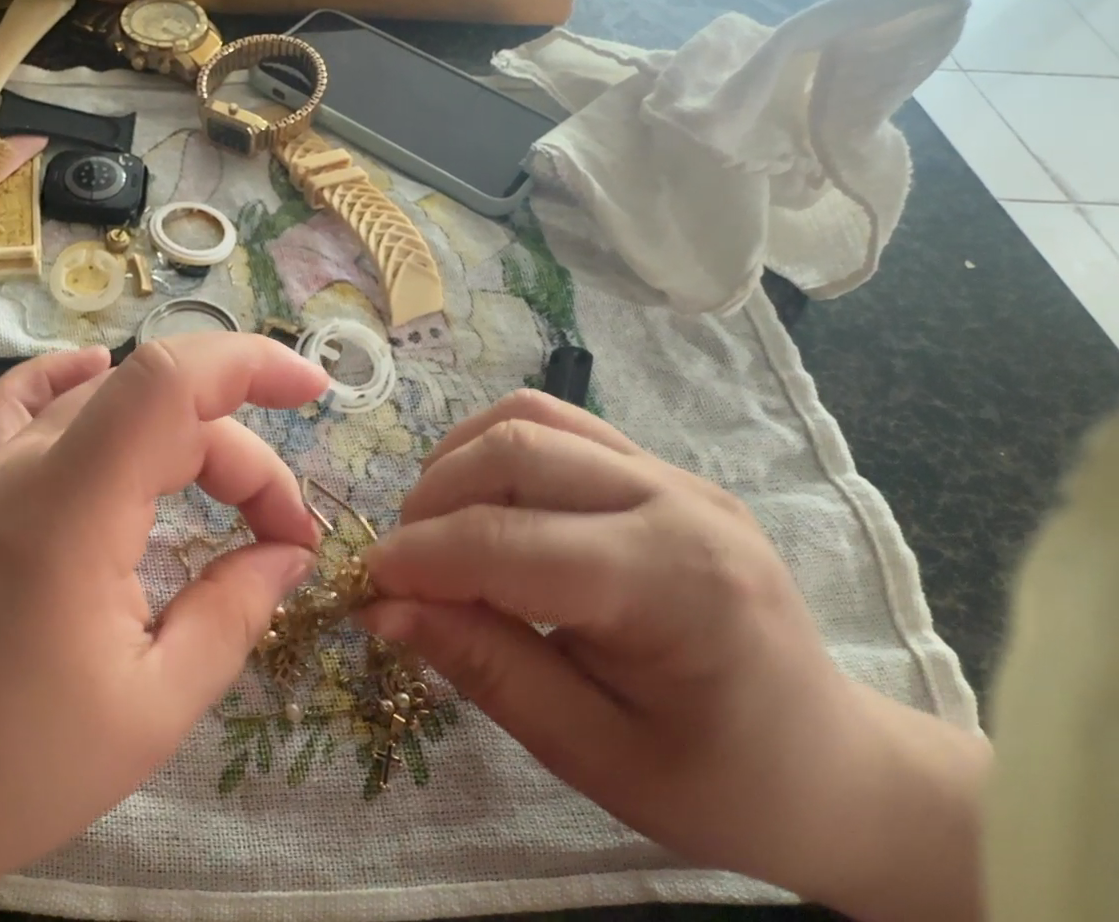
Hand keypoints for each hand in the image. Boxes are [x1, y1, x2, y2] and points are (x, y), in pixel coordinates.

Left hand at [0, 334, 329, 919]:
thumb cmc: (10, 767)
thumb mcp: (153, 705)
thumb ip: (232, 611)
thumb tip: (286, 552)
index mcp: (72, 512)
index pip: (170, 382)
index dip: (252, 364)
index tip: (316, 395)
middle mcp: (25, 468)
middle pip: (156, 405)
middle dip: (240, 458)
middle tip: (280, 542)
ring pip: (103, 403)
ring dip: (183, 432)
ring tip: (227, 488)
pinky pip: (19, 406)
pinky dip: (71, 383)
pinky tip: (98, 382)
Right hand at [359, 390, 987, 921]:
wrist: (832, 764)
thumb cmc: (716, 780)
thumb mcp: (590, 751)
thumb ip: (484, 667)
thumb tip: (383, 611)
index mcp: (673, 585)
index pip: (506, 542)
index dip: (417, 560)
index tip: (366, 589)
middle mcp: (677, 502)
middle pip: (514, 450)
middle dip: (431, 503)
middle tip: (404, 568)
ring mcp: (675, 475)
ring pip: (529, 419)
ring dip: (458, 465)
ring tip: (437, 531)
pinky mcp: (663, 471)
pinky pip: (558, 425)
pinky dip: (494, 451)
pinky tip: (482, 508)